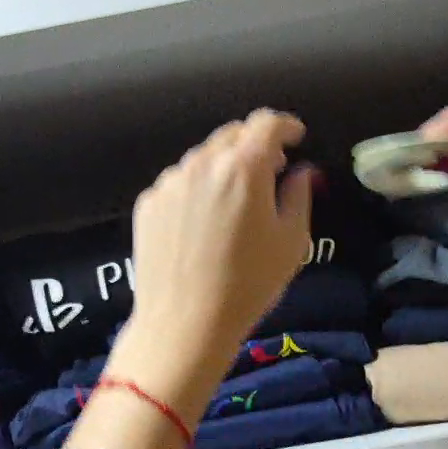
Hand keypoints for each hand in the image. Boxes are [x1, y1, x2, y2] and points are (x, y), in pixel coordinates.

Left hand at [121, 110, 316, 382]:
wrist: (184, 325)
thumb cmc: (248, 286)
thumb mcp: (291, 243)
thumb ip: (299, 196)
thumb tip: (300, 173)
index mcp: (244, 167)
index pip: (266, 123)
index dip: (285, 125)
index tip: (295, 137)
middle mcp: (202, 164)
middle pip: (232, 136)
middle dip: (255, 146)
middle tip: (270, 170)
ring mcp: (169, 183)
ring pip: (202, 159)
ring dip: (223, 169)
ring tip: (233, 203)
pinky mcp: (147, 204)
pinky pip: (178, 184)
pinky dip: (195, 191)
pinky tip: (201, 225)